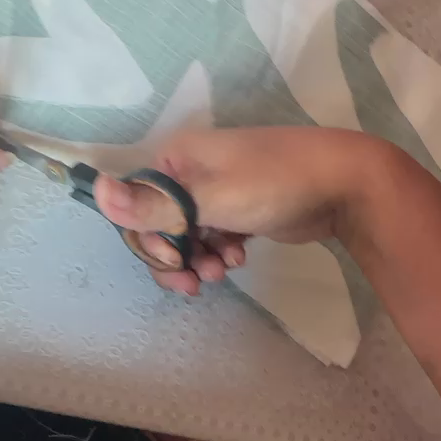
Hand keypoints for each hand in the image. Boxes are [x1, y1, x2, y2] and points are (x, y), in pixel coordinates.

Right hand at [93, 126, 431, 295]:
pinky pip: (210, 238)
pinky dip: (217, 253)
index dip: (149, 240)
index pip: (138, 206)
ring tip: (222, 271)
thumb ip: (154, 204)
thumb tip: (95, 189)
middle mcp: (189, 171)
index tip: (176, 260)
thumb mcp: (211, 197)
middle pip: (159, 226)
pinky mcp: (236, 210)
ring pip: (185, 237)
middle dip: (176, 257)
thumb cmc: (274, 183)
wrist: (345, 185)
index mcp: (176, 159)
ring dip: (197, 260)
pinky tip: (238, 258)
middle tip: (198, 281)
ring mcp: (214, 191)